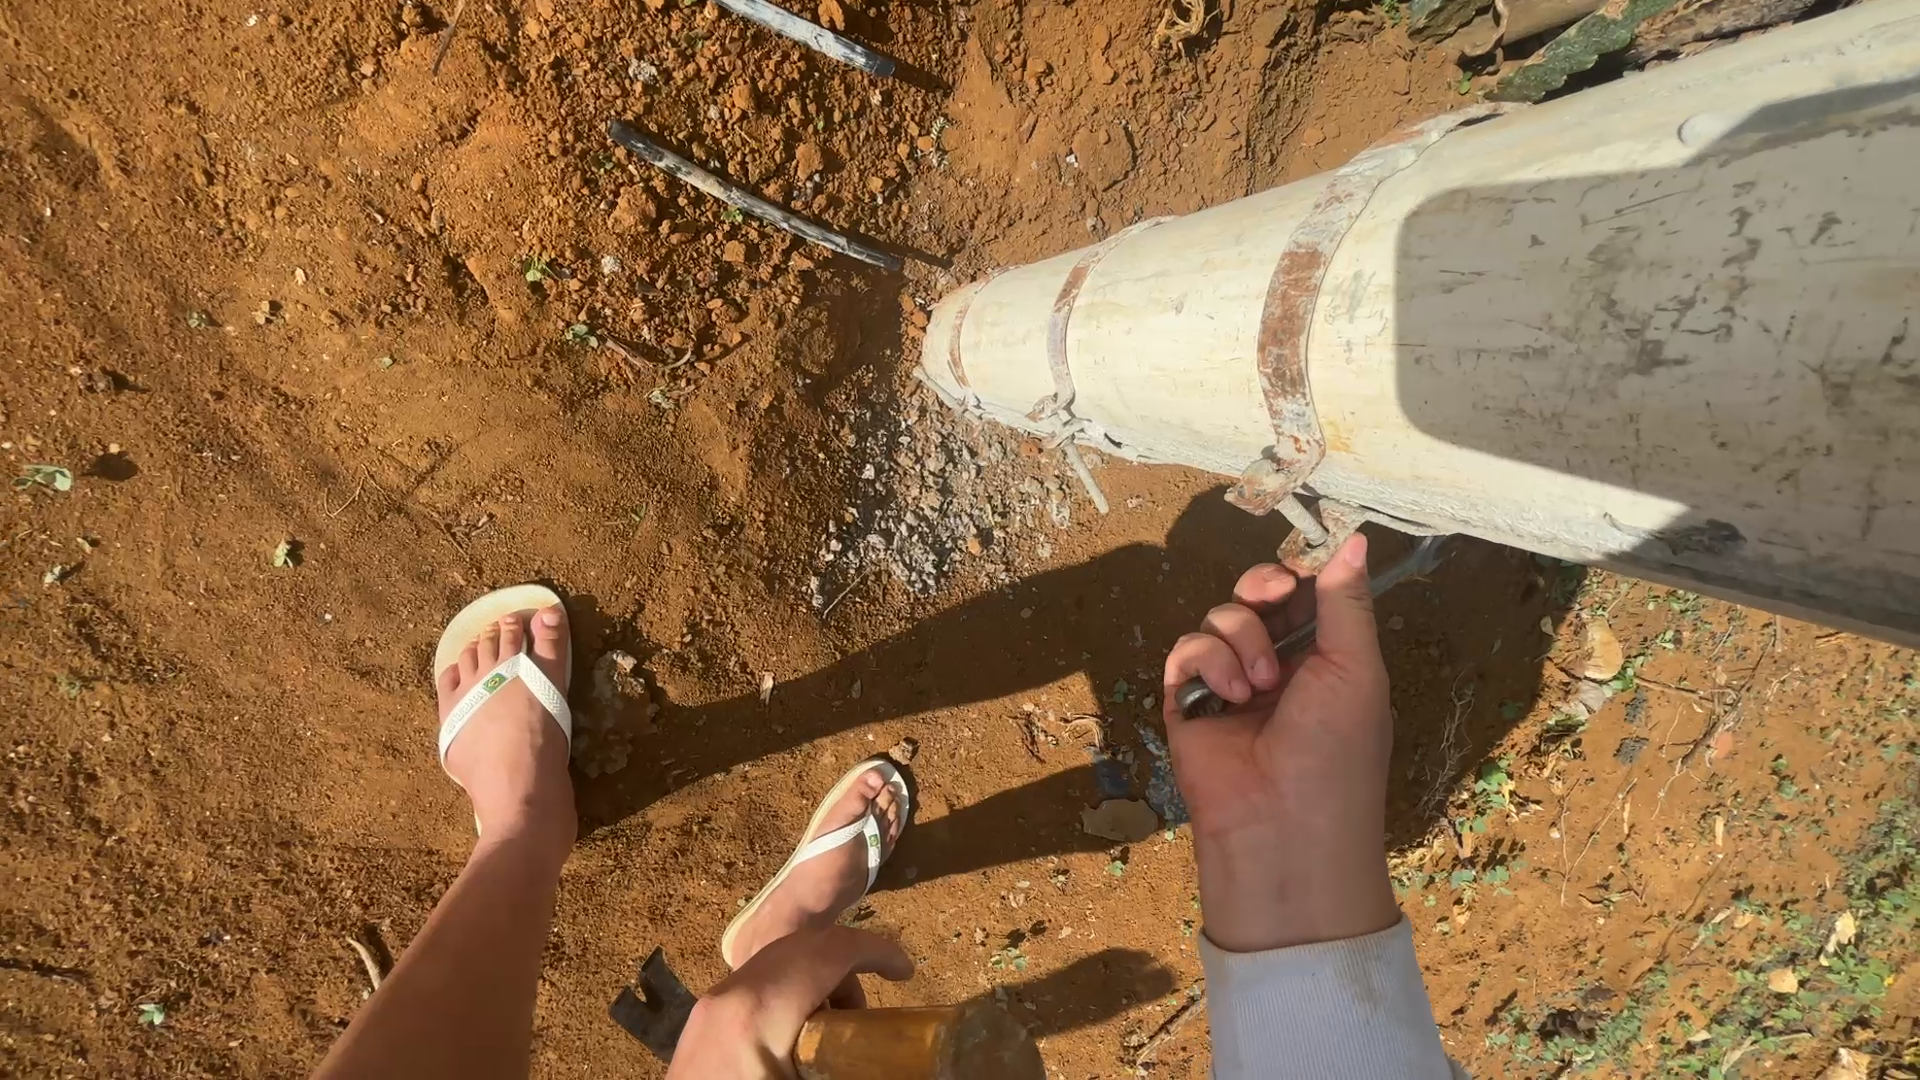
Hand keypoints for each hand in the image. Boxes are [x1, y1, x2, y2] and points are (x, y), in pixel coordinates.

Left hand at [665, 927, 913, 1078]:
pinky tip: (801, 1035)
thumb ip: (849, 1061)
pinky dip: (791, 990)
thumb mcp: (807, 1078)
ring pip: (781, 957)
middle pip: (807, 945)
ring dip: (819, 976)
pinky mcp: (703, 1019)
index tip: (906, 972)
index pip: (832, 949)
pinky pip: (758, 980)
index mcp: (763, 1010)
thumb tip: (892, 1059)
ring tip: (836, 1029)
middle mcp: (733, 992)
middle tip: (868, 1013)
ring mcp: (713, 1003)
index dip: (878, 951)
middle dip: (849, 964)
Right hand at [1161, 533, 1399, 952]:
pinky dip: (1206, 662)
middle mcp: (1273, 662)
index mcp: (1322, 657)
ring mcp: (1227, 680)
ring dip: (1240, 640)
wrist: (1284, 824)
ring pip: (1218, 618)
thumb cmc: (1336, 748)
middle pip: (1254, 596)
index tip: (1298, 570)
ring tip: (1258, 685)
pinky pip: (1186, 650)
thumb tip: (1354, 538)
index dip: (1296, 575)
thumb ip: (1345, 602)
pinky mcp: (1187, 697)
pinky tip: (1227, 693)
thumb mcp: (1354, 669)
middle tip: (1269, 596)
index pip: (1302, 595)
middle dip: (1260, 589)